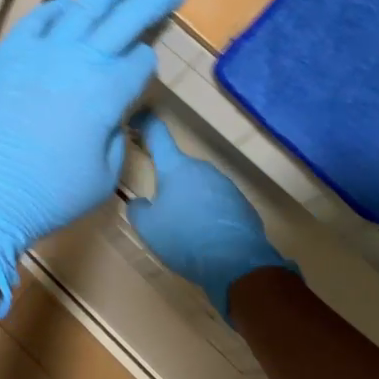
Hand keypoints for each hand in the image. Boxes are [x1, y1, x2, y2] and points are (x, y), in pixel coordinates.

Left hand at [0, 0, 189, 314]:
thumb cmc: (50, 194)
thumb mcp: (104, 176)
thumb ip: (115, 134)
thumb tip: (109, 113)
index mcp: (108, 91)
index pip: (141, 63)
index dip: (146, 68)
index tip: (142, 75)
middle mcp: (80, 60)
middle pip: (126, 19)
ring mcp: (41, 51)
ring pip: (85, 6)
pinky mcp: (9, 54)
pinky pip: (38, 19)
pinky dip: (57, 8)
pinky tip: (70, 2)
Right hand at [127, 115, 295, 321]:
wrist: (237, 262)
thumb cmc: (185, 238)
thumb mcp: (149, 228)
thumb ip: (138, 210)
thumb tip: (141, 204)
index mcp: (176, 167)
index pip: (158, 135)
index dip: (146, 123)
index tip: (138, 115)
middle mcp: (201, 168)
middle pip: (179, 167)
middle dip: (169, 180)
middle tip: (160, 204)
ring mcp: (224, 184)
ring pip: (199, 185)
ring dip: (190, 198)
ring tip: (185, 226)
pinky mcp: (241, 203)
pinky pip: (217, 202)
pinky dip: (208, 212)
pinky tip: (206, 235)